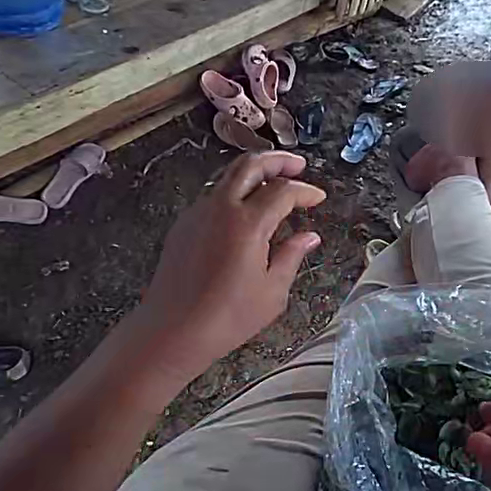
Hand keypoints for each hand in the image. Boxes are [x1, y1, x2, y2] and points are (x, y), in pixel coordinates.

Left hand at [128, 151, 324, 375]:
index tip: (318, 197)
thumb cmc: (227, 317)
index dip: (305, 191)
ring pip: (228, 176)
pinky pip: (213, 195)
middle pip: (250, 165)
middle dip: (277, 160)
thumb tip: (309, 237)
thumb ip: (292, 256)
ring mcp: (197, 213)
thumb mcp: (272, 292)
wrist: (172, 330)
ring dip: (253, 172)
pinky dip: (234, 191)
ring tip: (273, 182)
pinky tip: (245, 210)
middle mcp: (220, 208)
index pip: (282, 191)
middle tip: (298, 166)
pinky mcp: (183, 225)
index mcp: (247, 223)